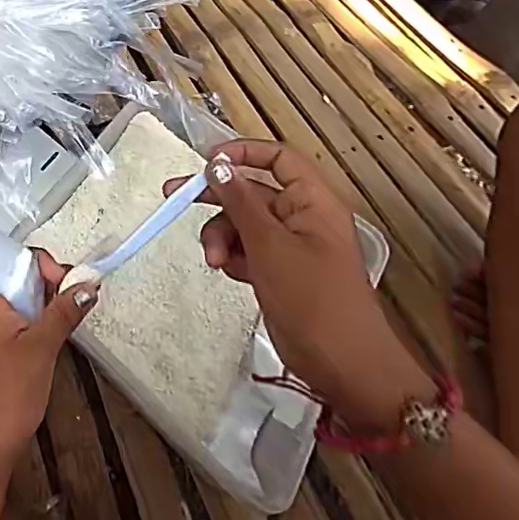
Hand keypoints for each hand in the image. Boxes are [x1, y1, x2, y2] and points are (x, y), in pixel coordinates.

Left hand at [0, 251, 96, 457]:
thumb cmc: (7, 396)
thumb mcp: (40, 347)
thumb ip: (64, 312)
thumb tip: (89, 284)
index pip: (22, 260)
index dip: (48, 266)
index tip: (69, 286)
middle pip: (30, 277)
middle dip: (57, 282)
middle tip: (77, 301)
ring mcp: (5, 329)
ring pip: (35, 299)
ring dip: (56, 302)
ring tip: (74, 316)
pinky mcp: (13, 348)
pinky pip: (35, 319)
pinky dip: (52, 320)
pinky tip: (64, 333)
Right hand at [184, 141, 430, 428]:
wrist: (344, 367)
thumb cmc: (313, 298)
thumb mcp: (270, 245)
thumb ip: (241, 202)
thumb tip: (218, 165)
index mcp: (312, 200)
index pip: (277, 157)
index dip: (243, 153)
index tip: (207, 161)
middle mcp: (302, 216)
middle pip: (253, 191)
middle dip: (217, 196)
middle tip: (174, 195)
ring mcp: (291, 246)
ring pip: (245, 223)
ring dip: (222, 234)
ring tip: (213, 258)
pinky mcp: (280, 272)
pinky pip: (248, 250)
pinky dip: (233, 255)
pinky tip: (225, 270)